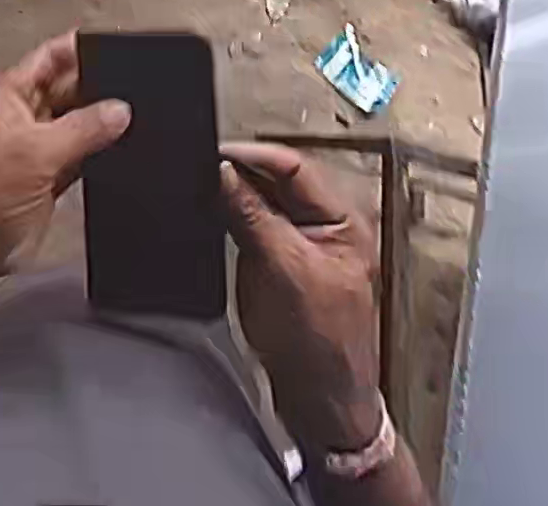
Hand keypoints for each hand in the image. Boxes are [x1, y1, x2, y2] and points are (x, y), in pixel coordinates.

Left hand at [0, 33, 130, 284]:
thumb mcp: (36, 151)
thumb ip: (82, 128)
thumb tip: (123, 108)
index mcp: (12, 93)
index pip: (50, 57)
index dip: (80, 48)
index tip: (121, 44)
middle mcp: (27, 112)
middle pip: (69, 86)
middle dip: (100, 83)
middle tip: (146, 81)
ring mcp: (41, 143)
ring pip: (79, 119)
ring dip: (104, 118)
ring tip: (148, 109)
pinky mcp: (54, 172)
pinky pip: (84, 150)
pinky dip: (102, 147)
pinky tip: (131, 143)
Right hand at [218, 140, 382, 451]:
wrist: (313, 394)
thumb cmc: (319, 343)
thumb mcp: (282, 268)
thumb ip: (250, 213)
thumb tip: (221, 169)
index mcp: (343, 220)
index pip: (294, 166)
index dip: (254, 155)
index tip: (217, 152)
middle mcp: (321, 221)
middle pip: (274, 175)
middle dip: (240, 168)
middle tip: (204, 164)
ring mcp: (295, 235)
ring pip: (258, 192)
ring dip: (232, 186)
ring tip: (204, 182)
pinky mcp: (272, 248)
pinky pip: (247, 213)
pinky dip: (228, 206)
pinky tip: (211, 205)